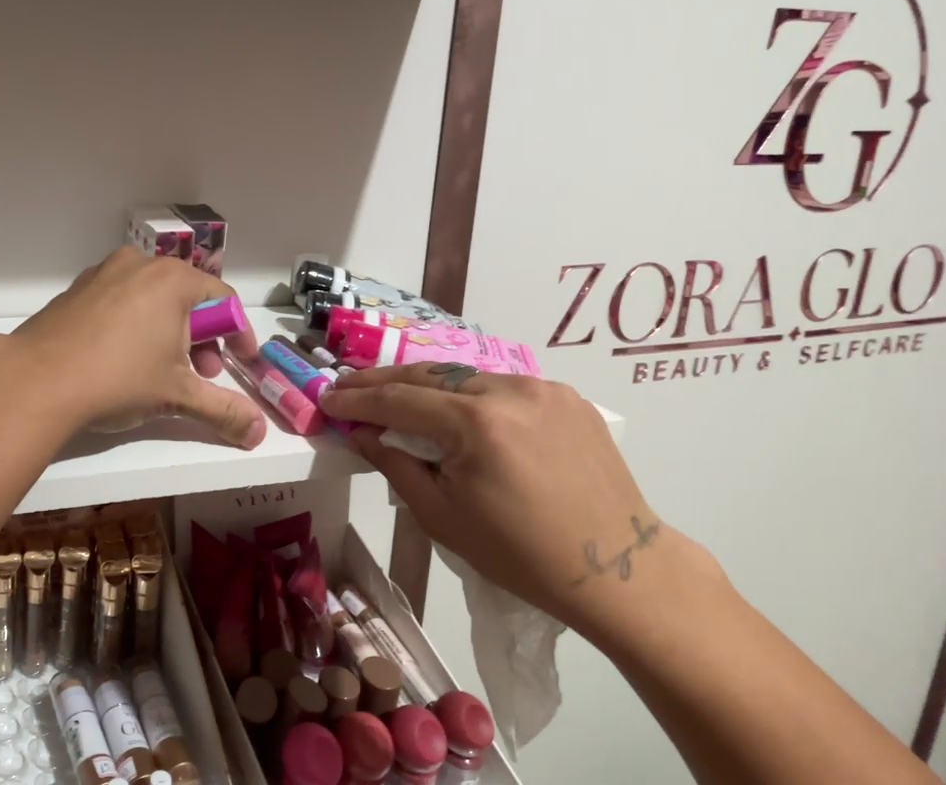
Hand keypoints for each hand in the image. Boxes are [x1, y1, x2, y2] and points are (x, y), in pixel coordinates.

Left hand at [0, 249, 264, 447]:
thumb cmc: (117, 380)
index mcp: (172, 279)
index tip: (241, 364)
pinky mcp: (75, 290)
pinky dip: (133, 325)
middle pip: (187, 296)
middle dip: (201, 337)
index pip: (223, 299)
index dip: (239, 335)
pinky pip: (119, 300)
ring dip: (167, 331)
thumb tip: (258, 432)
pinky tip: (121, 360)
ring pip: (151, 298)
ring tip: (160, 371)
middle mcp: (139, 264)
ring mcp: (102, 273)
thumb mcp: (176, 396)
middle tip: (200, 374)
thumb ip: (223, 410)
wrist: (35, 381)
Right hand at [321, 367, 712, 637]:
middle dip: (383, 381)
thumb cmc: (521, 555)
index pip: (399, 400)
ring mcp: (542, 389)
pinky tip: (455, 411)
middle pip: (428, 375)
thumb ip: (395, 465)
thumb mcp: (443, 517)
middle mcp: (509, 391)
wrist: (619, 571)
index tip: (327, 399)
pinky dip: (470, 396)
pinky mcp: (566, 397)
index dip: (357, 400)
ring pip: (465, 377)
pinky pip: (502, 388)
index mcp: (476, 424)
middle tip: (348, 386)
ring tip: (396, 397)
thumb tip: (361, 432)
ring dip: (426, 386)